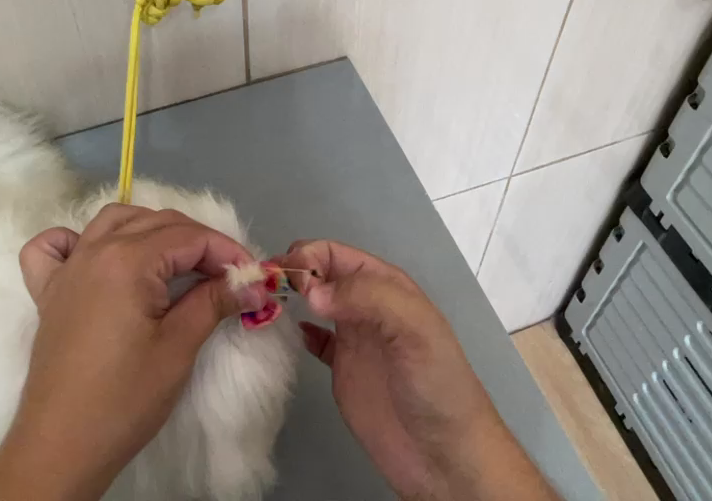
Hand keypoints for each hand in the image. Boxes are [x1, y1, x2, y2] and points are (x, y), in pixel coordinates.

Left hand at [0, 204, 264, 500]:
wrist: (62, 447)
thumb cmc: (125, 398)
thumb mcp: (179, 347)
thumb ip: (214, 302)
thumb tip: (253, 283)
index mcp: (129, 259)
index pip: (189, 237)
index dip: (227, 252)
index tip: (253, 276)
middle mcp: (95, 249)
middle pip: (157, 222)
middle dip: (198, 242)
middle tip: (227, 277)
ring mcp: (68, 268)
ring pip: (113, 221)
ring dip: (149, 229)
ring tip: (175, 261)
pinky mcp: (47, 292)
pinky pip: (54, 246)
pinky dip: (75, 239)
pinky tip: (95, 255)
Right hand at [279, 240, 559, 500]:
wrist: (447, 458)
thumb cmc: (436, 385)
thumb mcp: (414, 329)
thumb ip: (366, 298)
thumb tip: (310, 289)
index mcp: (386, 286)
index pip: (336, 253)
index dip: (307, 255)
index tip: (282, 275)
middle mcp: (367, 306)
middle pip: (321, 273)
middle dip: (293, 271)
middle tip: (264, 289)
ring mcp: (354, 338)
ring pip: (315, 302)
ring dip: (291, 297)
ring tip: (264, 305)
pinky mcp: (343, 370)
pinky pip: (315, 340)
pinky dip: (298, 330)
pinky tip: (288, 333)